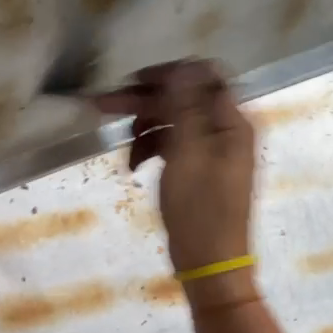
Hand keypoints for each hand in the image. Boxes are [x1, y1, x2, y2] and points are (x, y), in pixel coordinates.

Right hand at [94, 61, 257, 307]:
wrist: (211, 264)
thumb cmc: (199, 211)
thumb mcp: (188, 154)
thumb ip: (185, 107)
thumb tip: (181, 67)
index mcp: (231, 122)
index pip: (203, 76)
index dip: (167, 74)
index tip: (132, 82)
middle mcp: (226, 130)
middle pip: (182, 99)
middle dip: (143, 103)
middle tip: (101, 105)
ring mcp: (214, 151)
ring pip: (173, 123)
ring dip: (144, 130)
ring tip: (124, 153)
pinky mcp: (200, 171)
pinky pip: (174, 147)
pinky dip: (152, 151)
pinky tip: (134, 167)